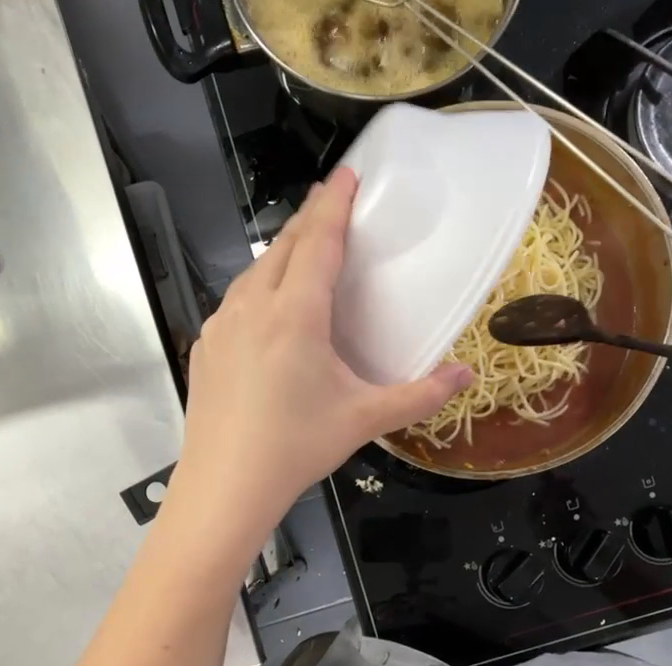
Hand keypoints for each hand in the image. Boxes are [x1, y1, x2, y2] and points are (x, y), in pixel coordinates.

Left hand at [175, 168, 472, 535]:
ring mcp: (222, 325)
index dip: (336, 204)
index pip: (318, 241)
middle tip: (332, 201)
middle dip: (310, 218)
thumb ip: (419, 395)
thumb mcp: (364, 420)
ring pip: (255, 272)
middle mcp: (253, 306)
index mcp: (295, 314)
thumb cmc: (296, 448)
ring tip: (303, 249)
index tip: (348, 173)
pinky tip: (267, 307)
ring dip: (282, 252)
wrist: (225, 486)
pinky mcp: (205, 347)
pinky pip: (235, 301)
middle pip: (284, 246)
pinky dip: (258, 287)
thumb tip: (466, 375)